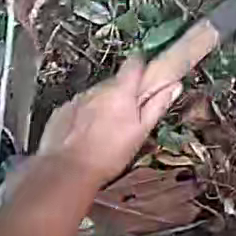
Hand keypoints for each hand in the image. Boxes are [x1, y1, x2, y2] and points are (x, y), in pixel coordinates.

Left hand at [36, 56, 180, 187]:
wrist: (66, 173)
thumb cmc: (110, 154)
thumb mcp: (141, 132)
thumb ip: (157, 105)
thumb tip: (176, 85)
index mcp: (121, 90)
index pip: (134, 62)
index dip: (141, 66)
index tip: (146, 78)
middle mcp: (97, 89)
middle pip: (114, 82)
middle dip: (121, 93)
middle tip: (127, 115)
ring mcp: (76, 99)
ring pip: (95, 95)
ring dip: (102, 105)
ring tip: (104, 130)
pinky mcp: (59, 112)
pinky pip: (78, 107)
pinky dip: (83, 115)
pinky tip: (84, 135)